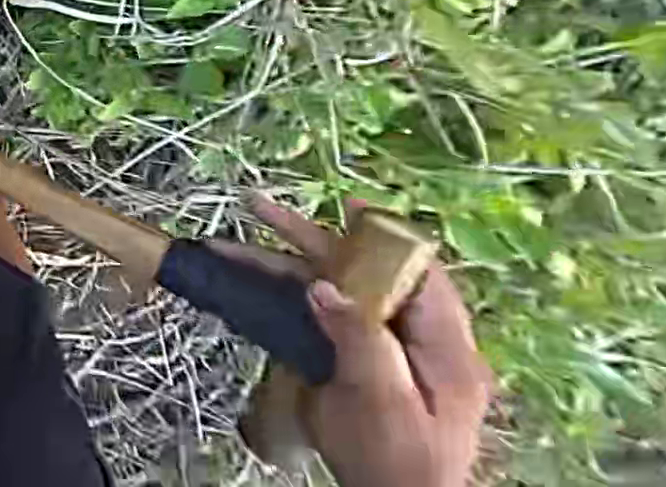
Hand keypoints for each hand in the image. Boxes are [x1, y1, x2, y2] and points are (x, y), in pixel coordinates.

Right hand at [211, 196, 491, 486]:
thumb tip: (321, 286)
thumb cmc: (399, 459)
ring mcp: (376, 343)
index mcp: (440, 347)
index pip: (420, 275)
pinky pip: (309, 307)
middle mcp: (409, 336)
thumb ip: (360, 342)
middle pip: (357, 271)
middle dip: (306, 237)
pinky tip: (241, 279)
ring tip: (224, 248)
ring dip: (276, 262)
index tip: (349, 206)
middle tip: (257, 208)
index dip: (386, 237)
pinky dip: (273, 287)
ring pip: (323, 285)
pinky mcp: (346, 353)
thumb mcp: (384, 402)